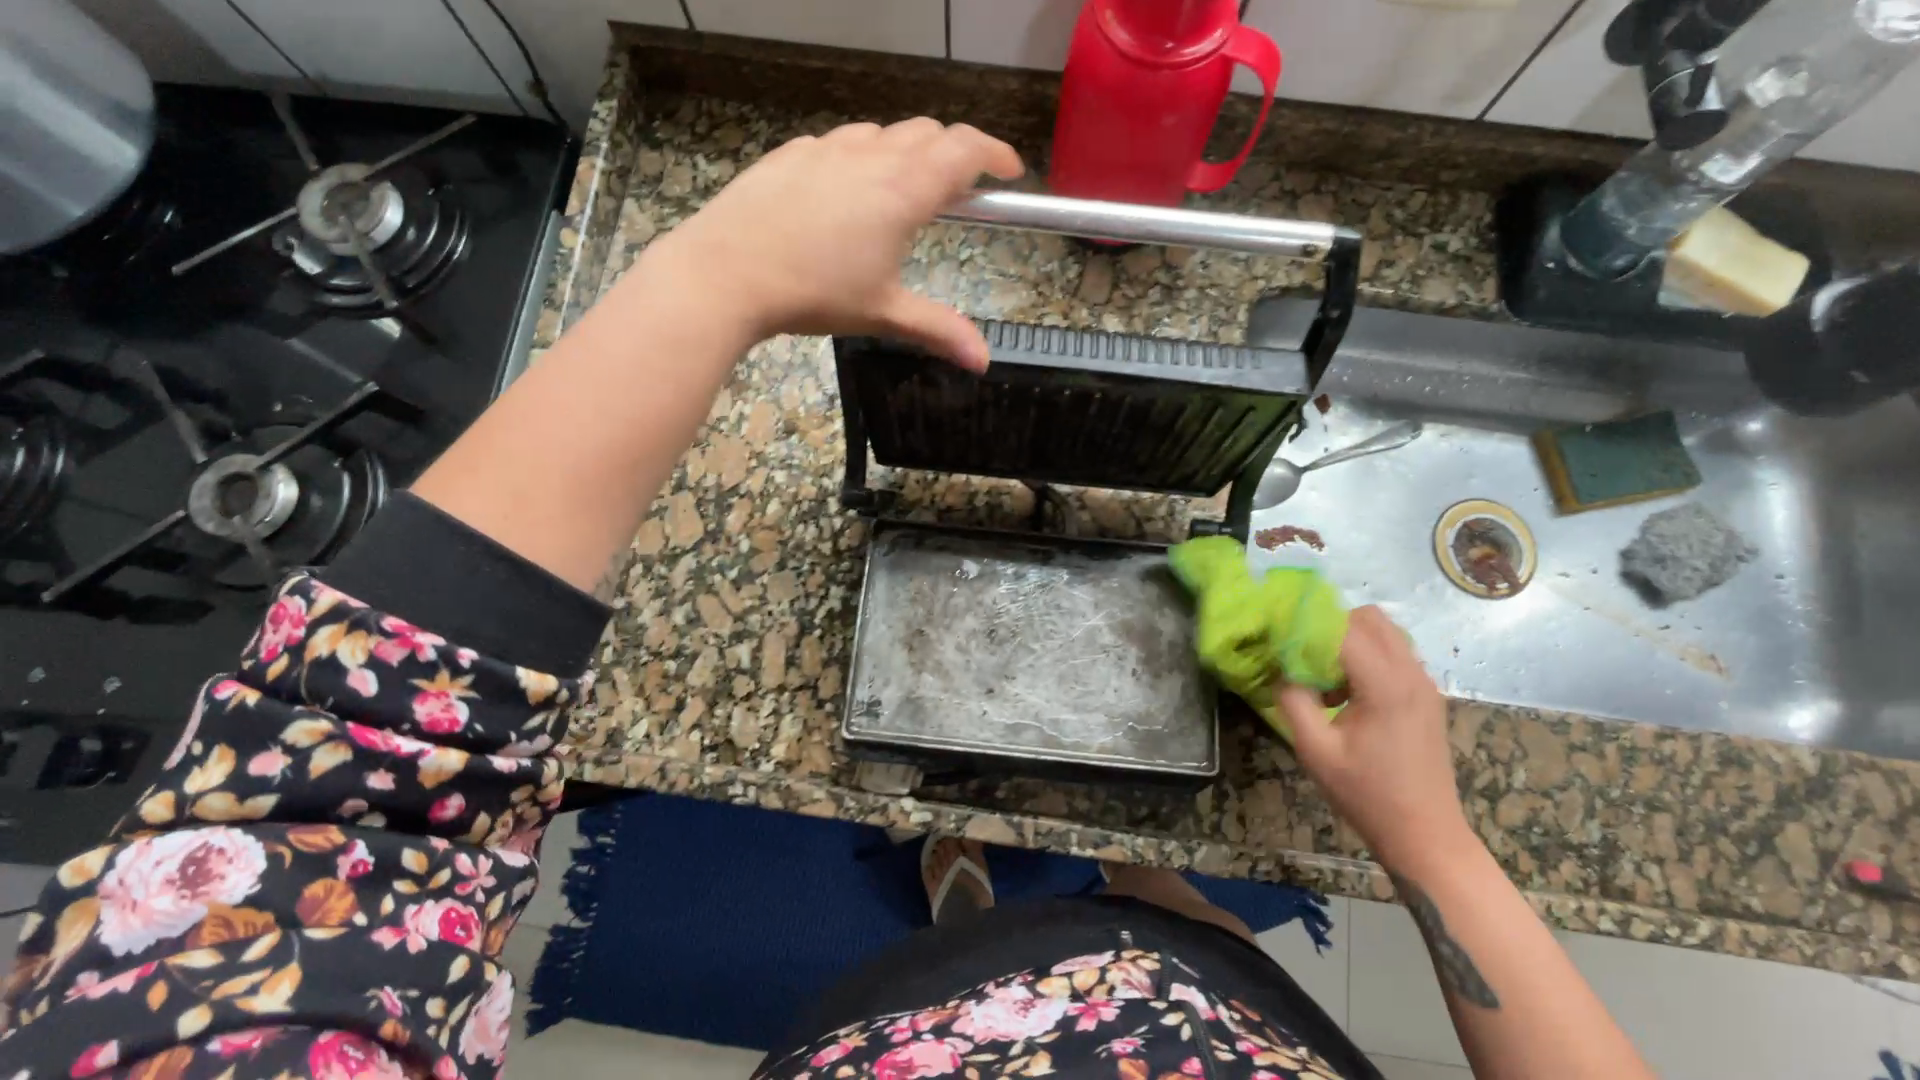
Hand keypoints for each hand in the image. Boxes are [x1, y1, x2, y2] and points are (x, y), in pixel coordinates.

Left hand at [650, 118, 1024, 371]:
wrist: (725, 273)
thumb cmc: (812, 293)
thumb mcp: (882, 312)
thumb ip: (937, 329)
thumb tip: (983, 360)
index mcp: (903, 190)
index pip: (964, 149)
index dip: (994, 153)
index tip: (1009, 171)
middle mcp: (870, 156)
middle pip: (927, 133)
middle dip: (953, 153)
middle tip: (959, 189)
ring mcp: (826, 149)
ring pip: (882, 133)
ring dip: (905, 152)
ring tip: (902, 190)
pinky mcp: (791, 154)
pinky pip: (839, 143)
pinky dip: (860, 157)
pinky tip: (846, 191)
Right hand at [1278, 606, 1473, 871]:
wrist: (1425, 834)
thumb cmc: (1367, 795)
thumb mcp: (1316, 751)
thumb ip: (1294, 700)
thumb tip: (1281, 669)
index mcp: (1385, 685)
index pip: (1342, 628)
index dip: (1306, 625)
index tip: (1277, 636)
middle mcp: (1411, 674)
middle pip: (1370, 618)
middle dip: (1331, 626)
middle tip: (1302, 655)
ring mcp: (1425, 684)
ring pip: (1385, 633)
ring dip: (1351, 641)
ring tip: (1324, 677)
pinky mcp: (1427, 696)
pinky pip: (1395, 654)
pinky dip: (1368, 657)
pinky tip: (1347, 693)